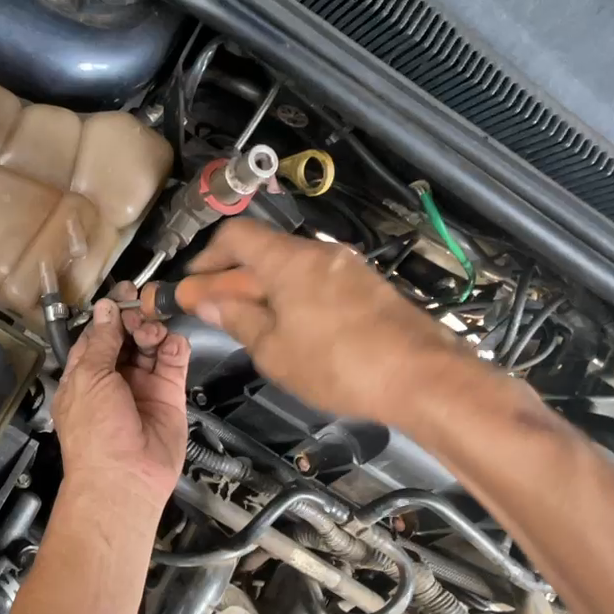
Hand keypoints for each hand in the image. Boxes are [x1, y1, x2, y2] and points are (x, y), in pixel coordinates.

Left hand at [52, 284, 190, 508]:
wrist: (123, 476)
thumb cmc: (94, 431)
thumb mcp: (89, 377)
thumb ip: (101, 341)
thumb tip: (105, 309)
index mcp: (84, 375)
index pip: (97, 334)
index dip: (110, 314)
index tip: (123, 295)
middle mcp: (113, 378)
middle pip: (127, 336)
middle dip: (134, 319)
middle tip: (140, 312)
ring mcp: (142, 386)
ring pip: (152, 345)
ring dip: (153, 331)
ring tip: (152, 333)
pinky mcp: (169, 394)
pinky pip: (174, 362)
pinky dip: (175, 347)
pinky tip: (171, 344)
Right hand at [182, 217, 471, 427]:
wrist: (422, 377)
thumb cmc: (338, 365)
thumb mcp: (272, 350)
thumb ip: (237, 320)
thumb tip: (209, 303)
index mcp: (289, 260)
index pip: (236, 235)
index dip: (207, 257)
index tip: (192, 284)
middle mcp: (319, 254)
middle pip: (262, 254)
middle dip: (230, 280)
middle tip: (208, 309)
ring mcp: (347, 269)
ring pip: (290, 270)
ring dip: (261, 291)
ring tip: (246, 324)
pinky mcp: (367, 289)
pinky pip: (315, 283)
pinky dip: (291, 298)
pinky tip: (286, 329)